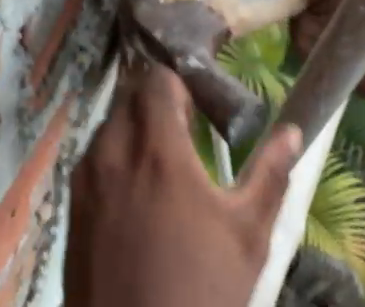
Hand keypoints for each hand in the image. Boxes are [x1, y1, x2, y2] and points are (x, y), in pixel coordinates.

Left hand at [67, 65, 302, 306]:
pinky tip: (136, 193)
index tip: (200, 106)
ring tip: (163, 163)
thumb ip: (270, 174)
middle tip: (186, 128)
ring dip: (133, 128)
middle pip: (129, 97)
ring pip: (108, 126)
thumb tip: (293, 131)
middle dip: (156, 101)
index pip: (157, 80)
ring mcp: (86, 181)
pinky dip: (113, 157)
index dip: (180, 84)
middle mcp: (113, 153)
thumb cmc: (200, 289)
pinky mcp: (71, 208)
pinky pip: (92, 159)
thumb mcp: (248, 236)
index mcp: (157, 150)